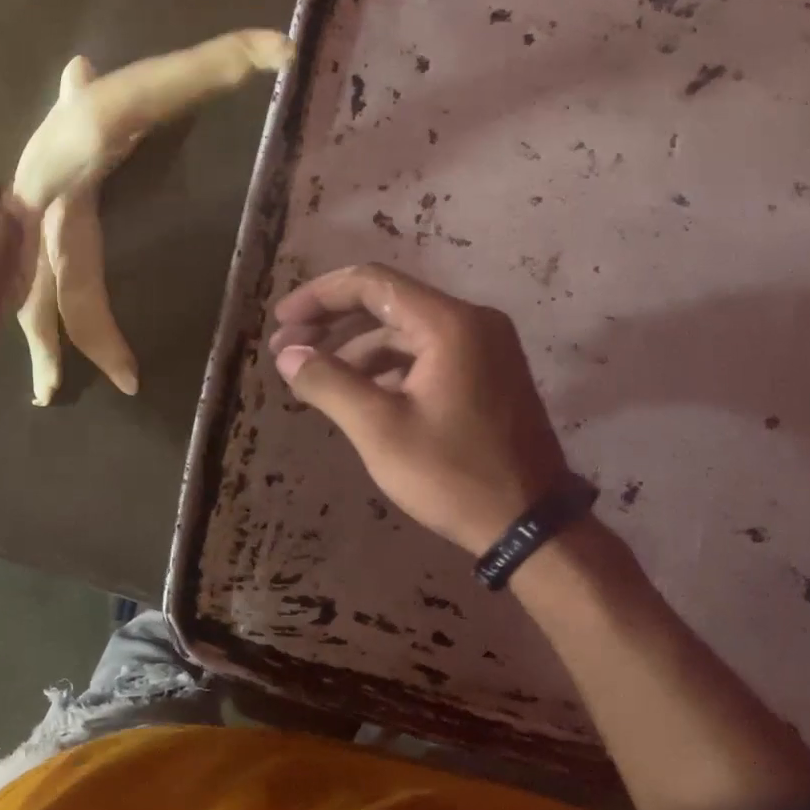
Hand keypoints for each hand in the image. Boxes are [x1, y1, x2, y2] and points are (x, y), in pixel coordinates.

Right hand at [267, 263, 567, 554]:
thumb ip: (327, 381)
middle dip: (329, 320)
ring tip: (309, 376)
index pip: (371, 284)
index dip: (318, 297)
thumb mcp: (376, 427)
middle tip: (285, 348)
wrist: (530, 526)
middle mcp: (471, 325)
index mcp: (450, 326)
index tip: (280, 322)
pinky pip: (418, 352)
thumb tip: (287, 354)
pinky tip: (350, 393)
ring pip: (399, 329)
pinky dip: (377, 364)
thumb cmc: (450, 472)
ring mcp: (482, 350)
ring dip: (349, 346)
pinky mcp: (482, 376)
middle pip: (385, 301)